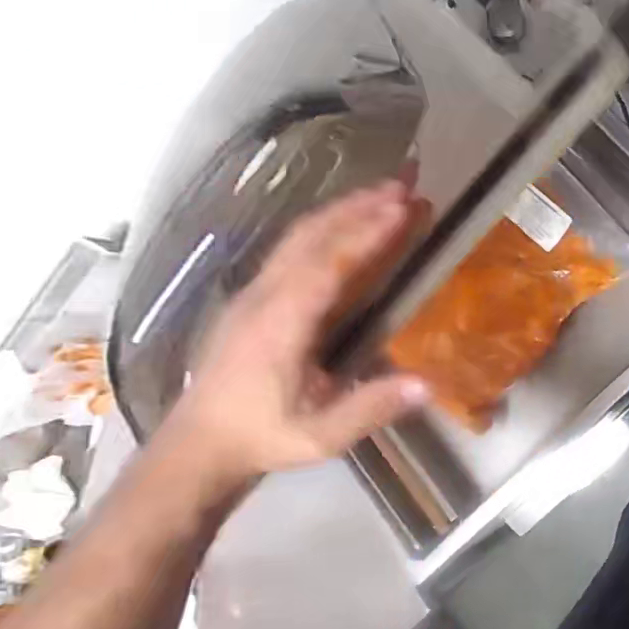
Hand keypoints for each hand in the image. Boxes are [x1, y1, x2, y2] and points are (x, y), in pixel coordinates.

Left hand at [159, 180, 430, 488]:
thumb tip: (427, 384)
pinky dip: (323, 228)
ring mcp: (254, 293)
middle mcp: (265, 296)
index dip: (367, 234)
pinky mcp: (251, 297)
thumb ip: (372, 408)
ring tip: (382, 194)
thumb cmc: (264, 437)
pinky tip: (343, 226)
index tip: (403, 208)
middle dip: (359, 207)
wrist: (200, 443)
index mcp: (282, 324)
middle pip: (312, 236)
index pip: (329, 264)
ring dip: (341, 211)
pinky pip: (290, 250)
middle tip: (404, 185)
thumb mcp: (323, 435)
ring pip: (298, 237)